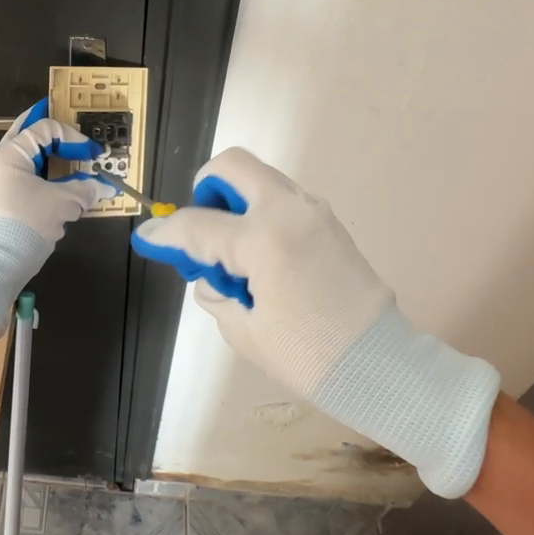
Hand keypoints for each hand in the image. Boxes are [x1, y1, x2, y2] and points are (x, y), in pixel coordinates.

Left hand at [0, 99, 113, 335]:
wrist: (0, 264)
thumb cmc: (29, 225)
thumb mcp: (62, 204)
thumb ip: (86, 189)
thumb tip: (106, 187)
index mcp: (8, 154)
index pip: (44, 129)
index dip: (72, 136)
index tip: (91, 152)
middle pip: (29, 133)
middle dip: (55, 132)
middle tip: (76, 132)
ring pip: (27, 152)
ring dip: (50, 151)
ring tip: (71, 153)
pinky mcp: (1, 193)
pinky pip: (24, 171)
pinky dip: (43, 169)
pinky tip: (60, 176)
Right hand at [130, 147, 500, 496]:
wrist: (385, 368)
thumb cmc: (309, 358)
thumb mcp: (245, 331)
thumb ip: (215, 290)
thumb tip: (206, 272)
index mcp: (265, 239)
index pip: (197, 225)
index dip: (165, 234)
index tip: (147, 238)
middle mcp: (289, 210)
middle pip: (231, 166)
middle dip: (204, 189)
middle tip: (202, 230)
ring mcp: (314, 211)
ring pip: (259, 179)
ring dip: (235, 202)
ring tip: (234, 253)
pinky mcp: (329, 222)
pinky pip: (281, 200)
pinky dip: (260, 213)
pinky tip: (262, 258)